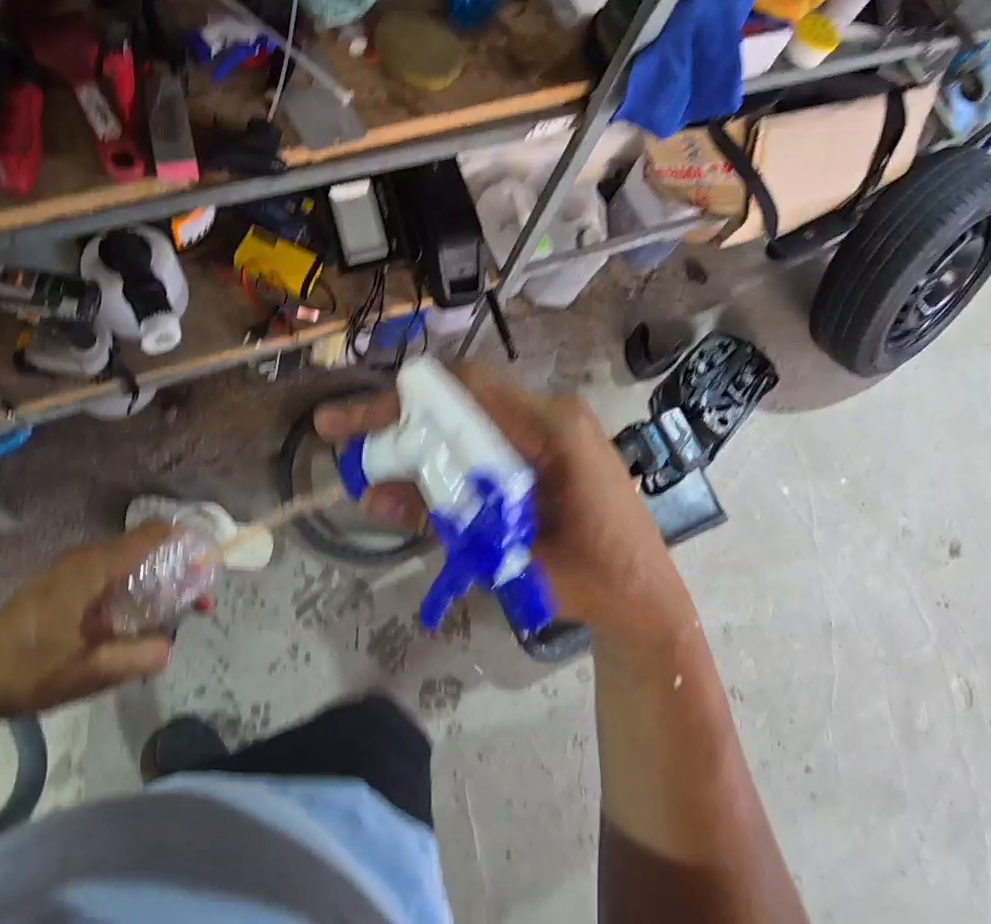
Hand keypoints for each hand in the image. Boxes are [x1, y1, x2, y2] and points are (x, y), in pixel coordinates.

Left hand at [0, 522, 194, 720]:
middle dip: (178, 573)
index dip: (188, 548)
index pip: (154, 535)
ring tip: (171, 620)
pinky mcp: (58, 590)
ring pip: (127, 566)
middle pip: (145, 550)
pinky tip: (133, 627)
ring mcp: (67, 574)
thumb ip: (140, 655)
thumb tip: (171, 644)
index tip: (210, 574)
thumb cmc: (27, 673)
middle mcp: (82, 561)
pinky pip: (108, 579)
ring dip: (155, 586)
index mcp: (92, 569)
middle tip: (198, 608)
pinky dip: (131, 594)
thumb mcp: (92, 672)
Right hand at [314, 367, 697, 655]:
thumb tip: (374, 496)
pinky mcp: (550, 455)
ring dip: (420, 446)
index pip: (463, 391)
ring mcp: (554, 433)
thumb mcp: (511, 553)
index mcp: (553, 427)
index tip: (349, 423)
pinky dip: (450, 463)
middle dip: (398, 422)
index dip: (398, 402)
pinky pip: (489, 445)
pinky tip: (417, 491)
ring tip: (374, 476)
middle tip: (344, 443)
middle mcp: (553, 416)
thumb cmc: (593, 580)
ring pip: (471, 423)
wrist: (646, 600)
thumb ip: (447, 519)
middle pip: (460, 401)